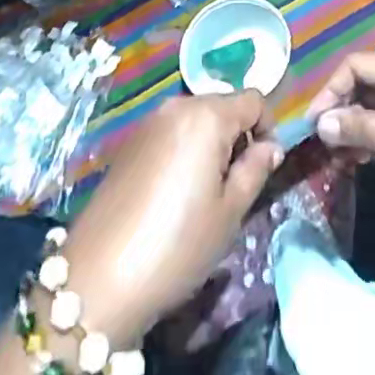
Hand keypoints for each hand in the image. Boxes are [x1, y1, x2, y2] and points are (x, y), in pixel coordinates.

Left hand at [60, 91, 281, 344]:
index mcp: (206, 116)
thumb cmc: (179, 243)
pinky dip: (184, 148)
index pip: (253, 100)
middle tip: (237, 183)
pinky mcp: (129, 141)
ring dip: (211, 142)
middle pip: (222, 105)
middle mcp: (175, 106)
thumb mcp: (230, 212)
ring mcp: (147, 122)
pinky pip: (170, 131)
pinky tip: (176, 190)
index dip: (268, 127)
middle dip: (238, 134)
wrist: (102, 274)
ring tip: (207, 190)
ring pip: (195, 118)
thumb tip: (272, 147)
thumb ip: (255, 169)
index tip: (265, 164)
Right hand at [307, 48, 374, 214]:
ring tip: (340, 157)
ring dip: (351, 129)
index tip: (314, 123)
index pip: (355, 66)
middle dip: (340, 112)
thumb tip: (319, 124)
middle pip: (360, 84)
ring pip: (369, 106)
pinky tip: (359, 159)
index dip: (331, 91)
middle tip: (323, 143)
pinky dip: (367, 138)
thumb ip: (361, 127)